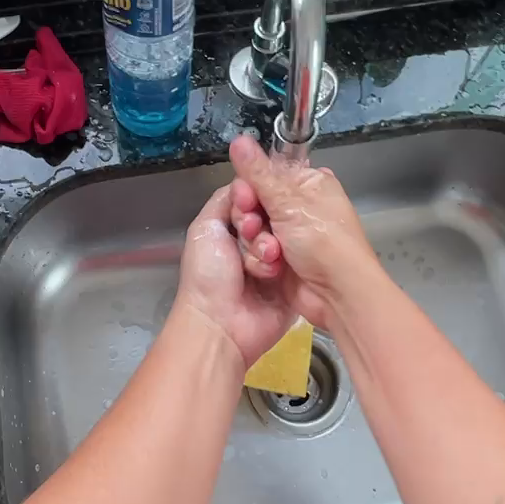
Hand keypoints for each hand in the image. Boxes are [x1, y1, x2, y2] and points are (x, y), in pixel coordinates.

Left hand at [173, 184, 300, 370]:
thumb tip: (243, 179)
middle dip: (264, 223)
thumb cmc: (208, 274)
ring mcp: (275, 264)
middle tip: (253, 233)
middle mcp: (254, 243)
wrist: (220, 324)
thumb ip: (224, 199)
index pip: (255, 201)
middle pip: (273, 217)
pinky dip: (286, 264)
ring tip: (264, 258)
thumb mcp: (205, 227)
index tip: (251, 204)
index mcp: (232, 230)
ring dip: (272, 246)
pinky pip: (298, 262)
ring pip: (286, 238)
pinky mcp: (292, 283)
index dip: (255, 198)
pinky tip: (274, 271)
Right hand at [227, 134, 376, 329]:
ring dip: (256, 242)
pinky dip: (260, 260)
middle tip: (255, 226)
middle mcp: (298, 206)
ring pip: (251, 229)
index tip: (246, 198)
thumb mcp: (289, 202)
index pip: (265, 173)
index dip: (250, 186)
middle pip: (253, 202)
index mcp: (308, 183)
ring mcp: (289, 234)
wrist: (337, 294)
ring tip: (272, 252)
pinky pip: (254, 251)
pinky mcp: (280, 259)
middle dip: (251, 218)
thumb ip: (258, 173)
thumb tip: (239, 140)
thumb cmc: (326, 243)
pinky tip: (272, 266)